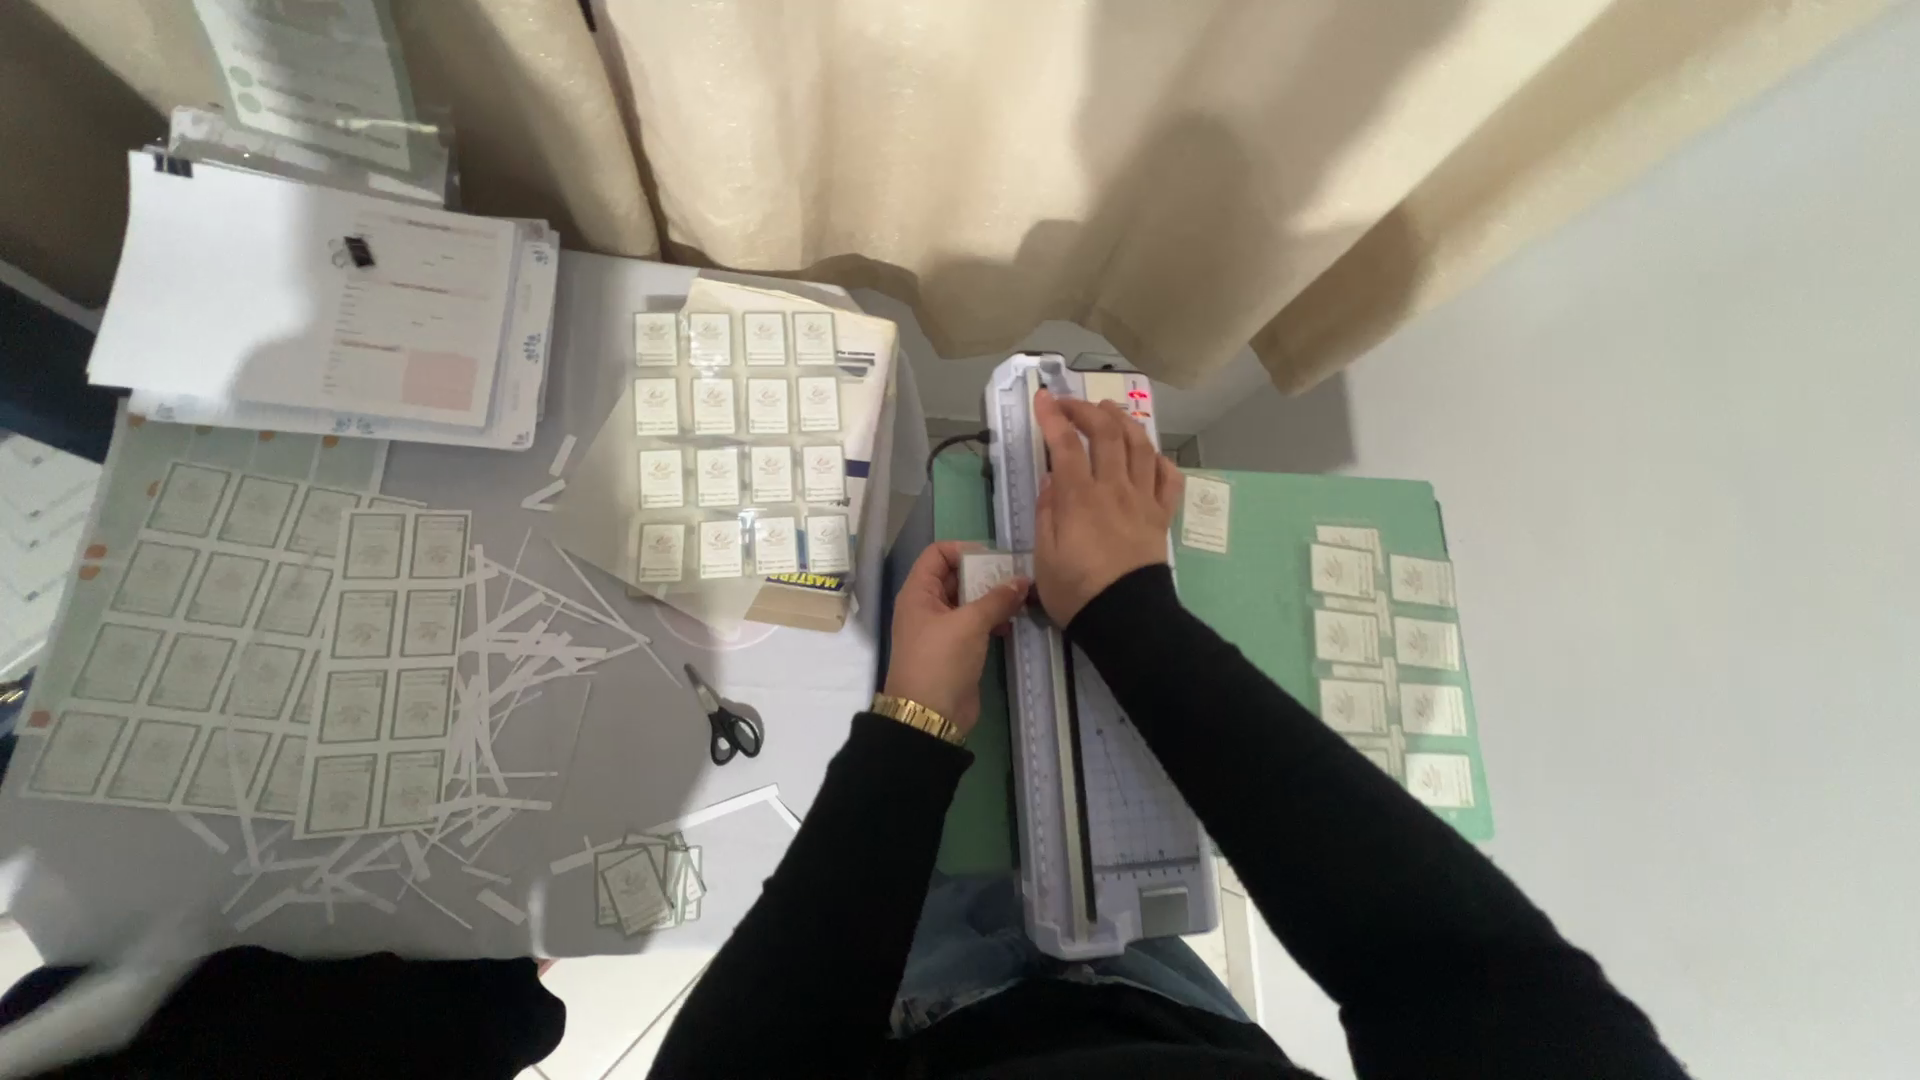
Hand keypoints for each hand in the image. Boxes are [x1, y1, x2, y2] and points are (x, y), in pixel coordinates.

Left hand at [883, 541, 1029, 734]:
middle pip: (955, 576)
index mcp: (918, 592)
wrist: (929, 716)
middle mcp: (927, 605)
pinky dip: (992, 619)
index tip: (993, 558)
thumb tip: (1021, 581)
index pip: (937, 554)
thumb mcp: (970, 624)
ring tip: (1020, 599)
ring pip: (968, 601)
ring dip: (992, 598)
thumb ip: (997, 599)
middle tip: (1016, 577)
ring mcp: (941, 628)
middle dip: (985, 574)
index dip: (963, 550)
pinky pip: (975, 623)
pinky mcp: (955, 648)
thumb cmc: (941, 660)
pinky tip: (1011, 623)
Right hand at [1032, 389, 1181, 624]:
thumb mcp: (1044, 556)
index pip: (1065, 445)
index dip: (1053, 417)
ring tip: (1109, 412)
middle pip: (1106, 434)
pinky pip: (1168, 478)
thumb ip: (1047, 512)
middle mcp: (1114, 489)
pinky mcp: (1162, 516)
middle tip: (1070, 404)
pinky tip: (1148, 454)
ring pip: (1140, 446)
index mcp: (1079, 498)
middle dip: (1087, 409)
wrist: (1126, 618)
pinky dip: (1159, 459)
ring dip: (1124, 421)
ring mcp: (1143, 500)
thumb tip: (1052, 479)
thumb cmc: (1076, 592)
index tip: (1041, 399)